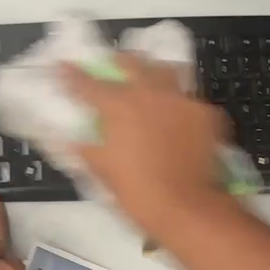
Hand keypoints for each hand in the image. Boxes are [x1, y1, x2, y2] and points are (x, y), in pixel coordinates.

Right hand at [65, 53, 239, 239]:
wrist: (186, 207)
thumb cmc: (137, 192)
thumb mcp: (101, 170)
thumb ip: (85, 148)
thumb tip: (72, 140)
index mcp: (117, 105)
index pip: (87, 83)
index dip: (72, 74)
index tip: (63, 66)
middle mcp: (149, 93)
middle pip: (130, 62)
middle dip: (117, 61)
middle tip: (112, 66)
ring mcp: (180, 99)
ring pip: (165, 71)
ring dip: (152, 72)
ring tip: (149, 81)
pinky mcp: (205, 112)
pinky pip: (189, 98)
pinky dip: (179, 103)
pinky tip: (177, 115)